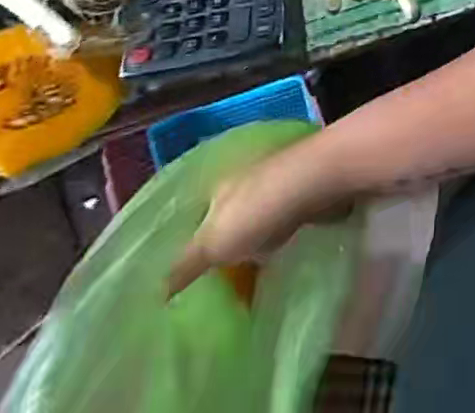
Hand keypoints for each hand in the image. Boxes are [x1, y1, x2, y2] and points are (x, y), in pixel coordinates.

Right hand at [165, 144, 337, 299]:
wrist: (316, 182)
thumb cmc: (258, 209)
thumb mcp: (212, 244)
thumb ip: (186, 266)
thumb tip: (158, 292)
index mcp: (217, 189)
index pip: (196, 218)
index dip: (190, 245)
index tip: (184, 277)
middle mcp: (245, 183)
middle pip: (228, 219)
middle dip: (225, 246)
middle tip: (215, 285)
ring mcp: (277, 188)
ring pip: (258, 222)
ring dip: (255, 244)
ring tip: (246, 280)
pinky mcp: (304, 198)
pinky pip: (285, 225)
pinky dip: (281, 240)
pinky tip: (279, 261)